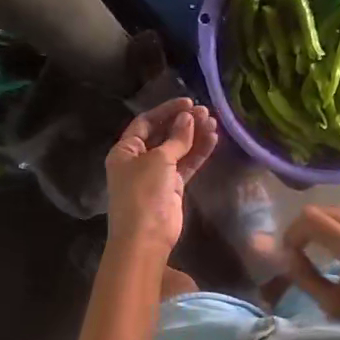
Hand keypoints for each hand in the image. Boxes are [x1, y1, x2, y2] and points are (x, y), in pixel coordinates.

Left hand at [105, 97, 217, 251]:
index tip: (189, 102)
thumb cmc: (144, 193)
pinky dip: (198, 154)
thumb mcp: (158, 160)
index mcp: (125, 151)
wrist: (146, 237)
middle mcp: (139, 160)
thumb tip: (188, 117)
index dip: (166, 111)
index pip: (145, 123)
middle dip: (184, 123)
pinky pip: (186, 165)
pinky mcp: (172, 188)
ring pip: (178, 150)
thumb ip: (176, 138)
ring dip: (194, 136)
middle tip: (206, 112)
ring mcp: (156, 175)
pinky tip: (213, 140)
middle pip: (163, 134)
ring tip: (214, 123)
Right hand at [282, 205, 339, 334]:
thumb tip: (289, 260)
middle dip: (303, 228)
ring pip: (338, 212)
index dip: (292, 232)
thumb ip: (308, 280)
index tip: (289, 254)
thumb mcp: (339, 305)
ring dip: (322, 226)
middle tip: (298, 251)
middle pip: (322, 210)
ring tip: (318, 251)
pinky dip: (338, 228)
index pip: (309, 219)